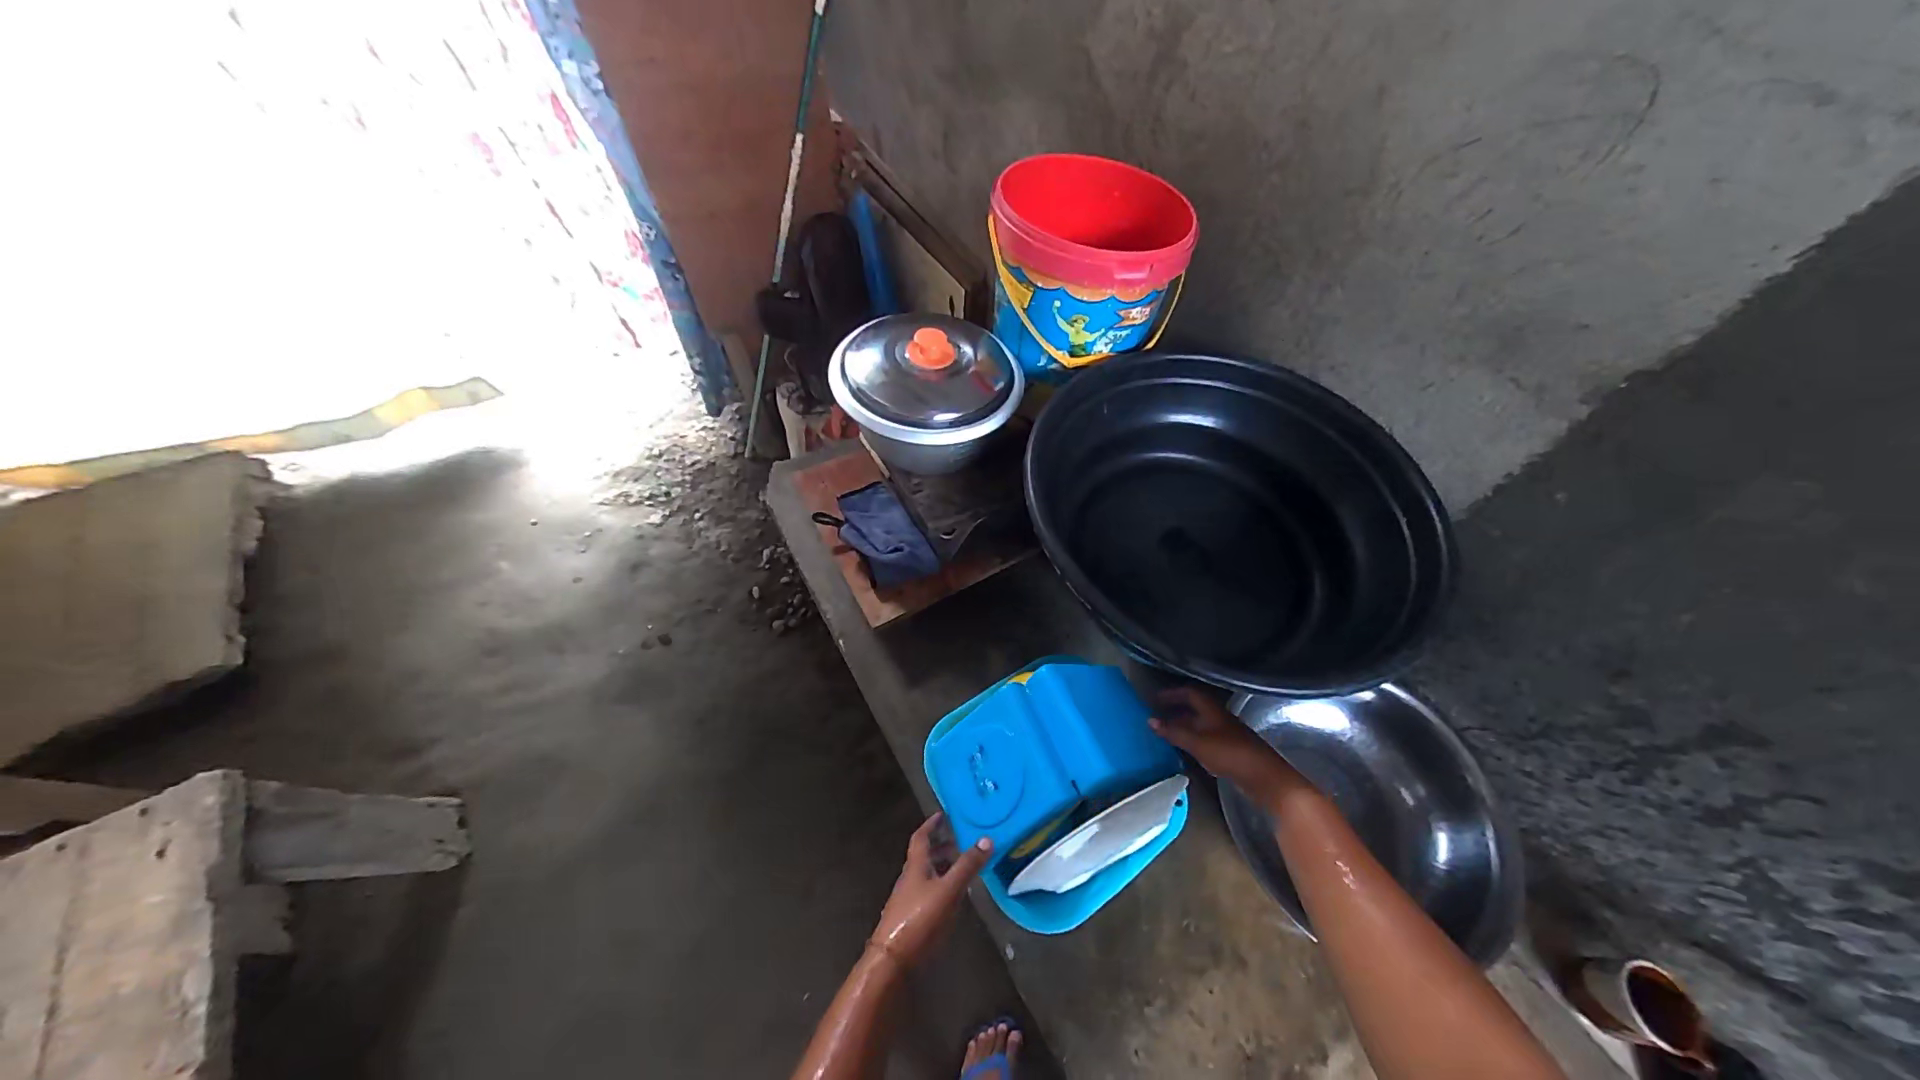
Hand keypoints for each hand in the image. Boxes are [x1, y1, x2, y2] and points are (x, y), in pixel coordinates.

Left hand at [869, 813, 991, 967]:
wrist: (892, 960)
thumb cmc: (919, 919)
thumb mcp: (948, 890)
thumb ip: (967, 866)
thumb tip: (986, 838)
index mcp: (915, 866)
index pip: (921, 838)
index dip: (931, 825)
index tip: (942, 815)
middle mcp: (910, 878)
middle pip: (924, 856)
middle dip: (941, 846)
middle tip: (960, 841)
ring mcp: (908, 899)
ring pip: (927, 875)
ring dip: (942, 867)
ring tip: (963, 867)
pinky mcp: (911, 918)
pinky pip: (928, 892)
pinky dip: (941, 886)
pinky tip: (954, 897)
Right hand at [1150, 686, 1302, 801]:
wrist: (1265, 777)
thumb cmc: (1230, 754)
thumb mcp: (1197, 742)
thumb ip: (1174, 732)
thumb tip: (1150, 720)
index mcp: (1213, 710)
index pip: (1190, 693)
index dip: (1173, 694)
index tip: (1155, 698)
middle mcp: (1220, 719)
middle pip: (1196, 709)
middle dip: (1176, 711)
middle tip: (1157, 716)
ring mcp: (1227, 735)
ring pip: (1201, 725)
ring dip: (1184, 727)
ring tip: (1166, 734)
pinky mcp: (1232, 751)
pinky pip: (1207, 740)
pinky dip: (1193, 742)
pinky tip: (1186, 752)